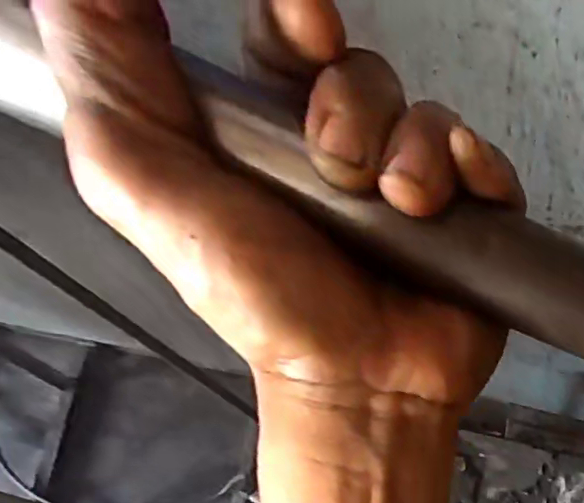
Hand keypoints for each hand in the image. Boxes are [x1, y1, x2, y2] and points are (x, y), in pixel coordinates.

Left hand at [34, 0, 524, 416]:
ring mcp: (416, 188)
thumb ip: (101, 72)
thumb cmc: (265, 305)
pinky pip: (482, 159)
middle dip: (352, 99)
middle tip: (339, 164)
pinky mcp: (470, 220)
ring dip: (409, 152)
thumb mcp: (143, 184)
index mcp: (274, 137)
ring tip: (397, 210)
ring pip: (424, 116)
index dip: (295, 16)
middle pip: (362, 71)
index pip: (286, 39)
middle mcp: (349, 153)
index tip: (306, 22)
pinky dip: (472, 167)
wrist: (359, 384)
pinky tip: (445, 204)